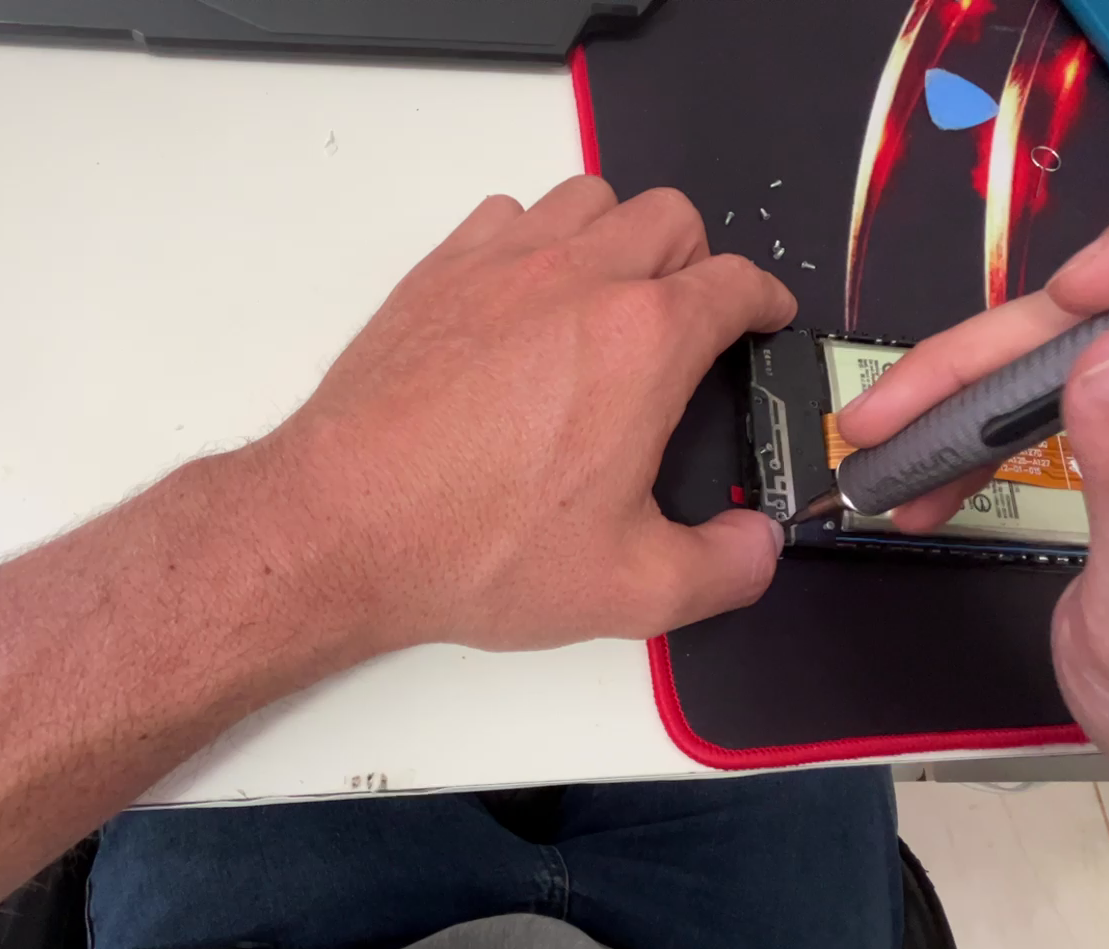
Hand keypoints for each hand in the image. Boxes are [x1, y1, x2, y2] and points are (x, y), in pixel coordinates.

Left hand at [251, 177, 794, 650]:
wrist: (344, 527)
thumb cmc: (477, 549)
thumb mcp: (628, 588)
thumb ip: (723, 568)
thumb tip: (757, 545)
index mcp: (642, 341)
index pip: (733, 283)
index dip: (763, 298)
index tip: (764, 315)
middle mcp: (577, 278)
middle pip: (669, 220)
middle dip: (696, 260)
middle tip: (689, 316)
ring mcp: (499, 265)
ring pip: (590, 200)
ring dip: (620, 236)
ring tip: (611, 296)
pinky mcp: (436, 274)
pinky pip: (507, 215)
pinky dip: (537, 238)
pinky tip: (525, 296)